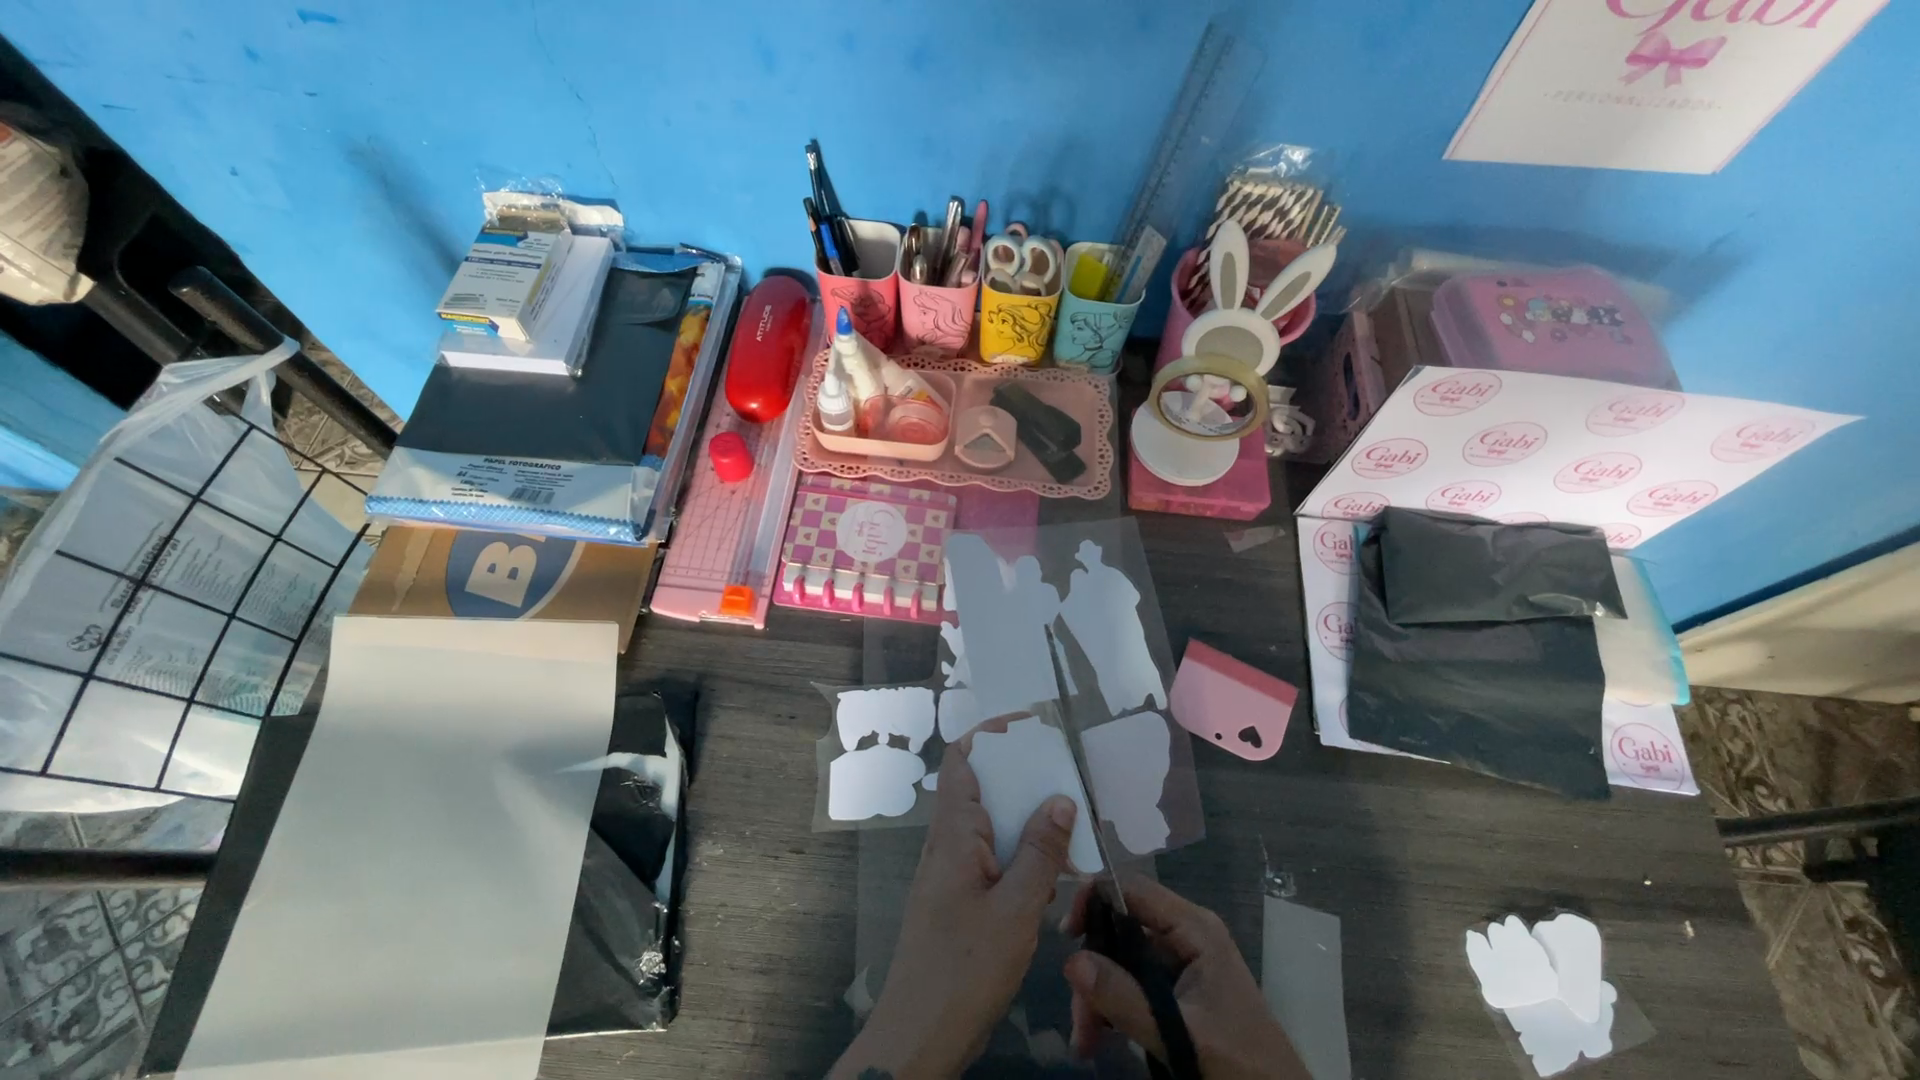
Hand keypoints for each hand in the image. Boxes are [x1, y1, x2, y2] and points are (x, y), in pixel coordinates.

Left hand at [831, 724, 1078, 1079]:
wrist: (919, 1033)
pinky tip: (1051, 862)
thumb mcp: (1015, 910)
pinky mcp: (959, 899)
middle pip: (979, 786)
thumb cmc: (965, 968)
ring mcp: (951, 873)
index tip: (1034, 725)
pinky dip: (1019, 846)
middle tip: (1066, 768)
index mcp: (953, 835)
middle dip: (1020, 771)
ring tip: (1069, 809)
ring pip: (987, 822)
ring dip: (1023, 811)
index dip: (992, 734)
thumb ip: (1039, 852)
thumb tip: (1061, 797)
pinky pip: (990, 854)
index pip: (962, 760)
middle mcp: (947, 844)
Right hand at [1063, 878, 1308, 1079]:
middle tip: (1079, 1019)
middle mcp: (1184, 934)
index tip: (1065, 935)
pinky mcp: (1176, 988)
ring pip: (1120, 959)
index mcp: (1194, 928)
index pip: (1132, 888)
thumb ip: (1125, 998)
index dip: (1094, 899)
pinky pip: (1131, 982)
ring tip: (1085, 1041)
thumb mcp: (1179, 1032)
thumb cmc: (1241, 1061)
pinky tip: (1099, 1039)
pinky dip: (1111, 1007)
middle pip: (1119, 928)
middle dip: (1093, 968)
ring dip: (1098, 995)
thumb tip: (1070, 960)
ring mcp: (1180, 961)